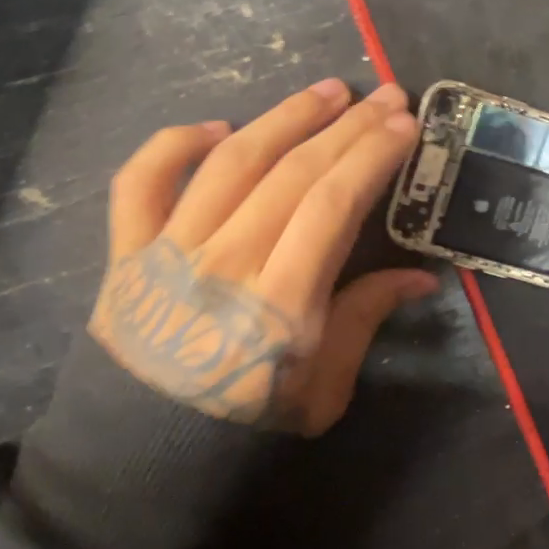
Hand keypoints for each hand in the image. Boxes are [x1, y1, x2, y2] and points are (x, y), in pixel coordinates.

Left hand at [90, 79, 437, 433]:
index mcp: (280, 304)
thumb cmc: (248, 425)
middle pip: (292, 172)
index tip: (404, 125)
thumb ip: (365, 319)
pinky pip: (141, 182)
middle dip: (347, 127)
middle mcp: (225, 263)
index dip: (371, 156)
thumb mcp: (324, 388)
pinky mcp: (126, 251)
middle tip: (386, 96)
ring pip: (231, 162)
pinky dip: (174, 144)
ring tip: (327, 91)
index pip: (332, 205)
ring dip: (284, 118)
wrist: (141, 456)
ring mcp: (169, 251)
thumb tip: (421, 276)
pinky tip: (217, 126)